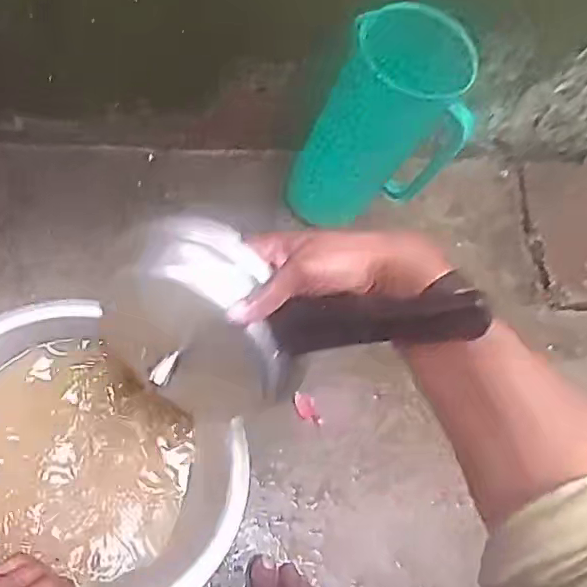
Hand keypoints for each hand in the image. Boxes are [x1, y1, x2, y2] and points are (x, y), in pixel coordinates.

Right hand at [232, 231, 455, 324]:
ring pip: (265, 302)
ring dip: (252, 317)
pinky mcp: (308, 307)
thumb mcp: (301, 271)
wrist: (388, 276)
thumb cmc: (344, 260)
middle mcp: (282, 264)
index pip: (238, 255)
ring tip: (227, 337)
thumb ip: (267, 293)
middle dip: (234, 299)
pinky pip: (281, 316)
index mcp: (277, 245)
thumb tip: (232, 315)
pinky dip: (270, 327)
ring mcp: (296, 287)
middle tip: (210, 322)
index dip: (219, 269)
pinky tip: (257, 341)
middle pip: (249, 282)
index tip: (198, 293)